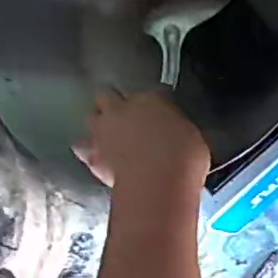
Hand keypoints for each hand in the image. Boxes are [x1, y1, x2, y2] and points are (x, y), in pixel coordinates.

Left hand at [74, 87, 209, 198]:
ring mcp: (102, 129)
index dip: (159, 104)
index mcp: (151, 100)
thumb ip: (179, 130)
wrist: (157, 184)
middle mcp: (121, 108)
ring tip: (112, 137)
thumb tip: (176, 132)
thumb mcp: (194, 139)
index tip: (165, 114)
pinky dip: (89, 150)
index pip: (156, 93)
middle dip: (116, 103)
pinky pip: (83, 147)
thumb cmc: (185, 159)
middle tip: (129, 118)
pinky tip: (100, 157)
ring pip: (92, 117)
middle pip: (109, 94)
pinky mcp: (91, 153)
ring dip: (101, 124)